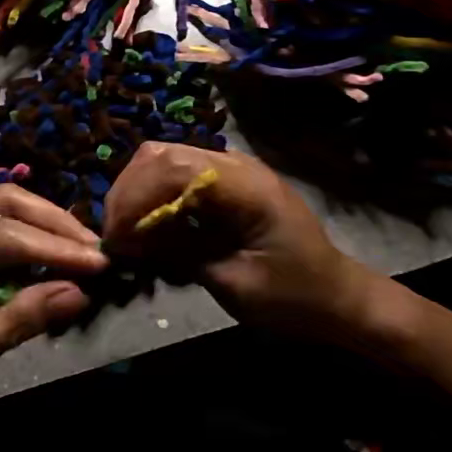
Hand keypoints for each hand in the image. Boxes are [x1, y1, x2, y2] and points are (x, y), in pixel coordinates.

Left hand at [0, 185, 106, 451]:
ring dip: (46, 228)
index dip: (55, 246)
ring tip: (83, 251)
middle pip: (5, 205)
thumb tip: (81, 293)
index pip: (5, 234)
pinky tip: (56, 261)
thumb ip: (24, 316)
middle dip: (53, 222)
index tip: (97, 263)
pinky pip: (0, 235)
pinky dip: (32, 243)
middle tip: (94, 248)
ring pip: (4, 214)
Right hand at [101, 144, 366, 339]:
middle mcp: (237, 165)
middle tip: (113, 236)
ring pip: (165, 159)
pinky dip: (154, 197)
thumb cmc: (293, 297)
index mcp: (246, 187)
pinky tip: (147, 227)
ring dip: (137, 192)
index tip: (115, 239)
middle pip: (162, 154)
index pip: (173, 169)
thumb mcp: (234, 283)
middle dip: (128, 192)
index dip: (134, 198)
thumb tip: (127, 240)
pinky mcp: (227, 182)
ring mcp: (232, 169)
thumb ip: (180, 252)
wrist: (339, 297)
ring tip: (125, 233)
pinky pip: (178, 176)